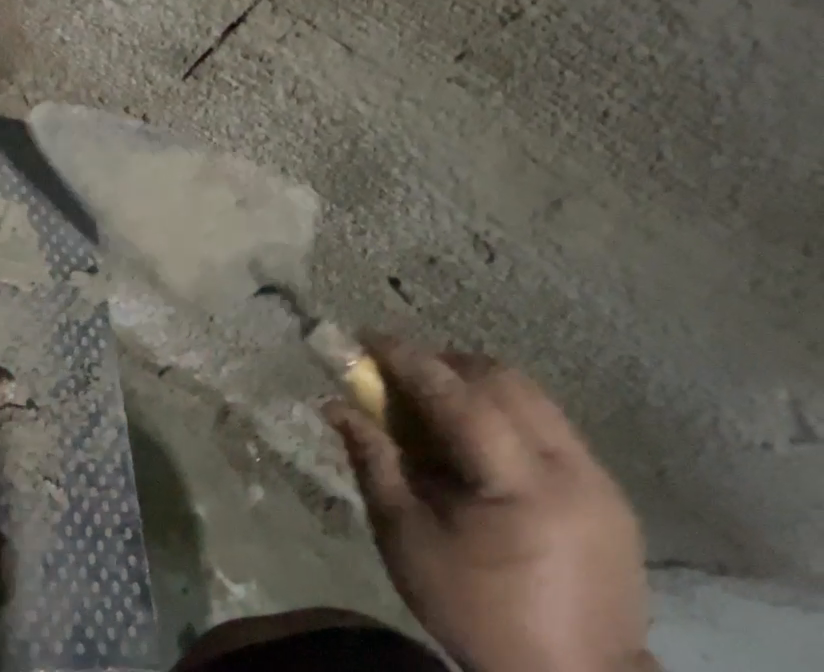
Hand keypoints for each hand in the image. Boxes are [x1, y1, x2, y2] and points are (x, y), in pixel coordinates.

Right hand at [325, 336, 653, 671]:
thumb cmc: (474, 607)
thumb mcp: (405, 537)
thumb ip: (374, 461)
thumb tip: (336, 406)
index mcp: (520, 483)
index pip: (458, 396)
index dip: (407, 359)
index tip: (365, 336)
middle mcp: (571, 468)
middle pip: (506, 381)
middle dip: (444, 363)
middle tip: (396, 371)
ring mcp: (599, 480)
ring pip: (533, 399)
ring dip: (475, 386)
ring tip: (429, 404)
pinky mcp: (608, 496)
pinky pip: (549, 428)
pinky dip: (503, 414)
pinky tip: (472, 444)